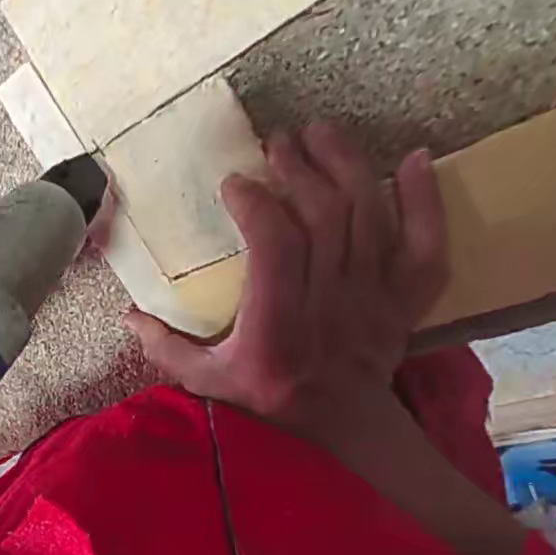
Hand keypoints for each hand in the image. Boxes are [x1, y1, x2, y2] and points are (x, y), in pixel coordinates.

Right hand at [124, 121, 447, 440]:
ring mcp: (374, 297)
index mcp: (279, 323)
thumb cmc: (273, 396)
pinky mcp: (404, 296)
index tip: (234, 182)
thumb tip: (129, 315)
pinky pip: (427, 246)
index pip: (275, 246)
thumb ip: (167, 350)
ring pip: (369, 217)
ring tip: (322, 132)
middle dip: (300, 168)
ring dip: (347, 165)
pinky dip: (425, 201)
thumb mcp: (210, 382)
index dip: (256, 204)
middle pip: (325, 217)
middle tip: (278, 142)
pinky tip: (413, 158)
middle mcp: (330, 302)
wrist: (346, 422)